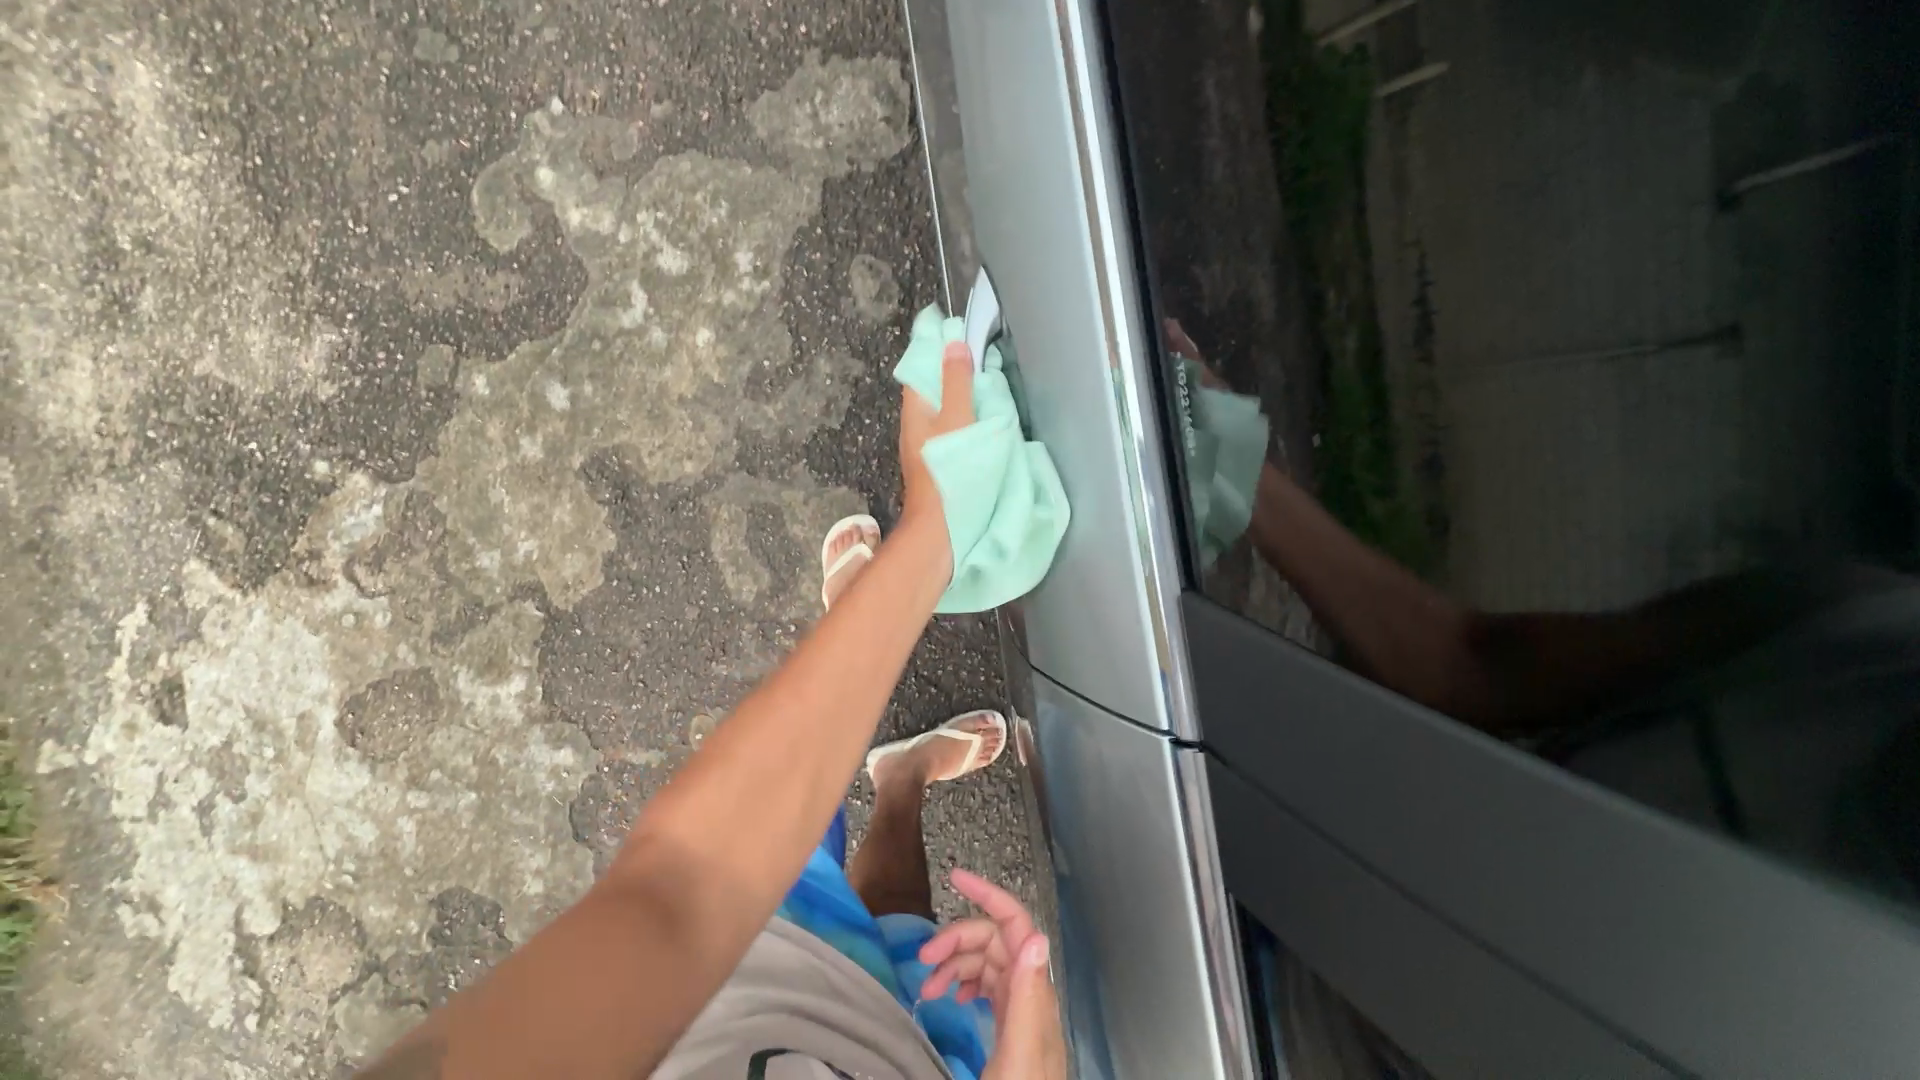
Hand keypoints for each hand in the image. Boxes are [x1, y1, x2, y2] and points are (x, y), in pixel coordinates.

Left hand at [899, 341, 975, 530]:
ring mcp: (924, 443)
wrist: (941, 526)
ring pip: (940, 406)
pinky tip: (982, 418)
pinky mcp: (937, 460)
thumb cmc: (951, 472)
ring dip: (959, 391)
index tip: (955, 326)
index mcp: (916, 408)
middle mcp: (915, 423)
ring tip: (983, 379)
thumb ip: (958, 382)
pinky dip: (964, 414)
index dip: (935, 343)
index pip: (920, 363)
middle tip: (976, 349)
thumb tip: (954, 345)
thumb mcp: (958, 419)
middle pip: (931, 384)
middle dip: (950, 366)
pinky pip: (949, 426)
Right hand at [919, 869, 1067, 1079]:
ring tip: (928, 987)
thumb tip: (1036, 937)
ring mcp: (1022, 1015)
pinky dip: (965, 983)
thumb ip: (1025, 1000)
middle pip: (996, 942)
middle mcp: (1032, 997)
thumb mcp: (1017, 1056)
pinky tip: (950, 997)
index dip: (989, 895)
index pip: (1016, 925)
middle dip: (958, 939)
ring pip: (989, 965)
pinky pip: (989, 990)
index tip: (954, 877)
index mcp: (1034, 994)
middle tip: (923, 961)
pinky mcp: (1011, 1033)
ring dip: (956, 965)